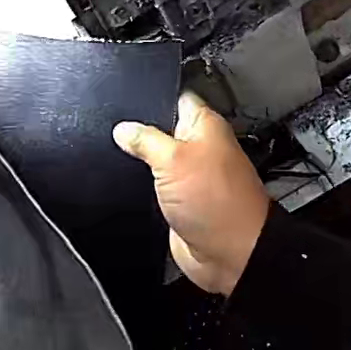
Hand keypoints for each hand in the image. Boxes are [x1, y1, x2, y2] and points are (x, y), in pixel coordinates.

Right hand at [112, 93, 269, 294]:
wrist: (230, 254)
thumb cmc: (218, 204)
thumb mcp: (172, 160)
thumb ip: (145, 140)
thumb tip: (124, 129)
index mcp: (204, 126)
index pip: (177, 97)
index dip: (153, 95)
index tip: (129, 96)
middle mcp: (199, 148)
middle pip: (163, 129)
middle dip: (141, 132)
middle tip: (120, 132)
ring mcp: (190, 175)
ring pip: (158, 159)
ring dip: (143, 162)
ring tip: (123, 157)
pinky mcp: (181, 201)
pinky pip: (157, 186)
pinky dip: (145, 186)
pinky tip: (132, 184)